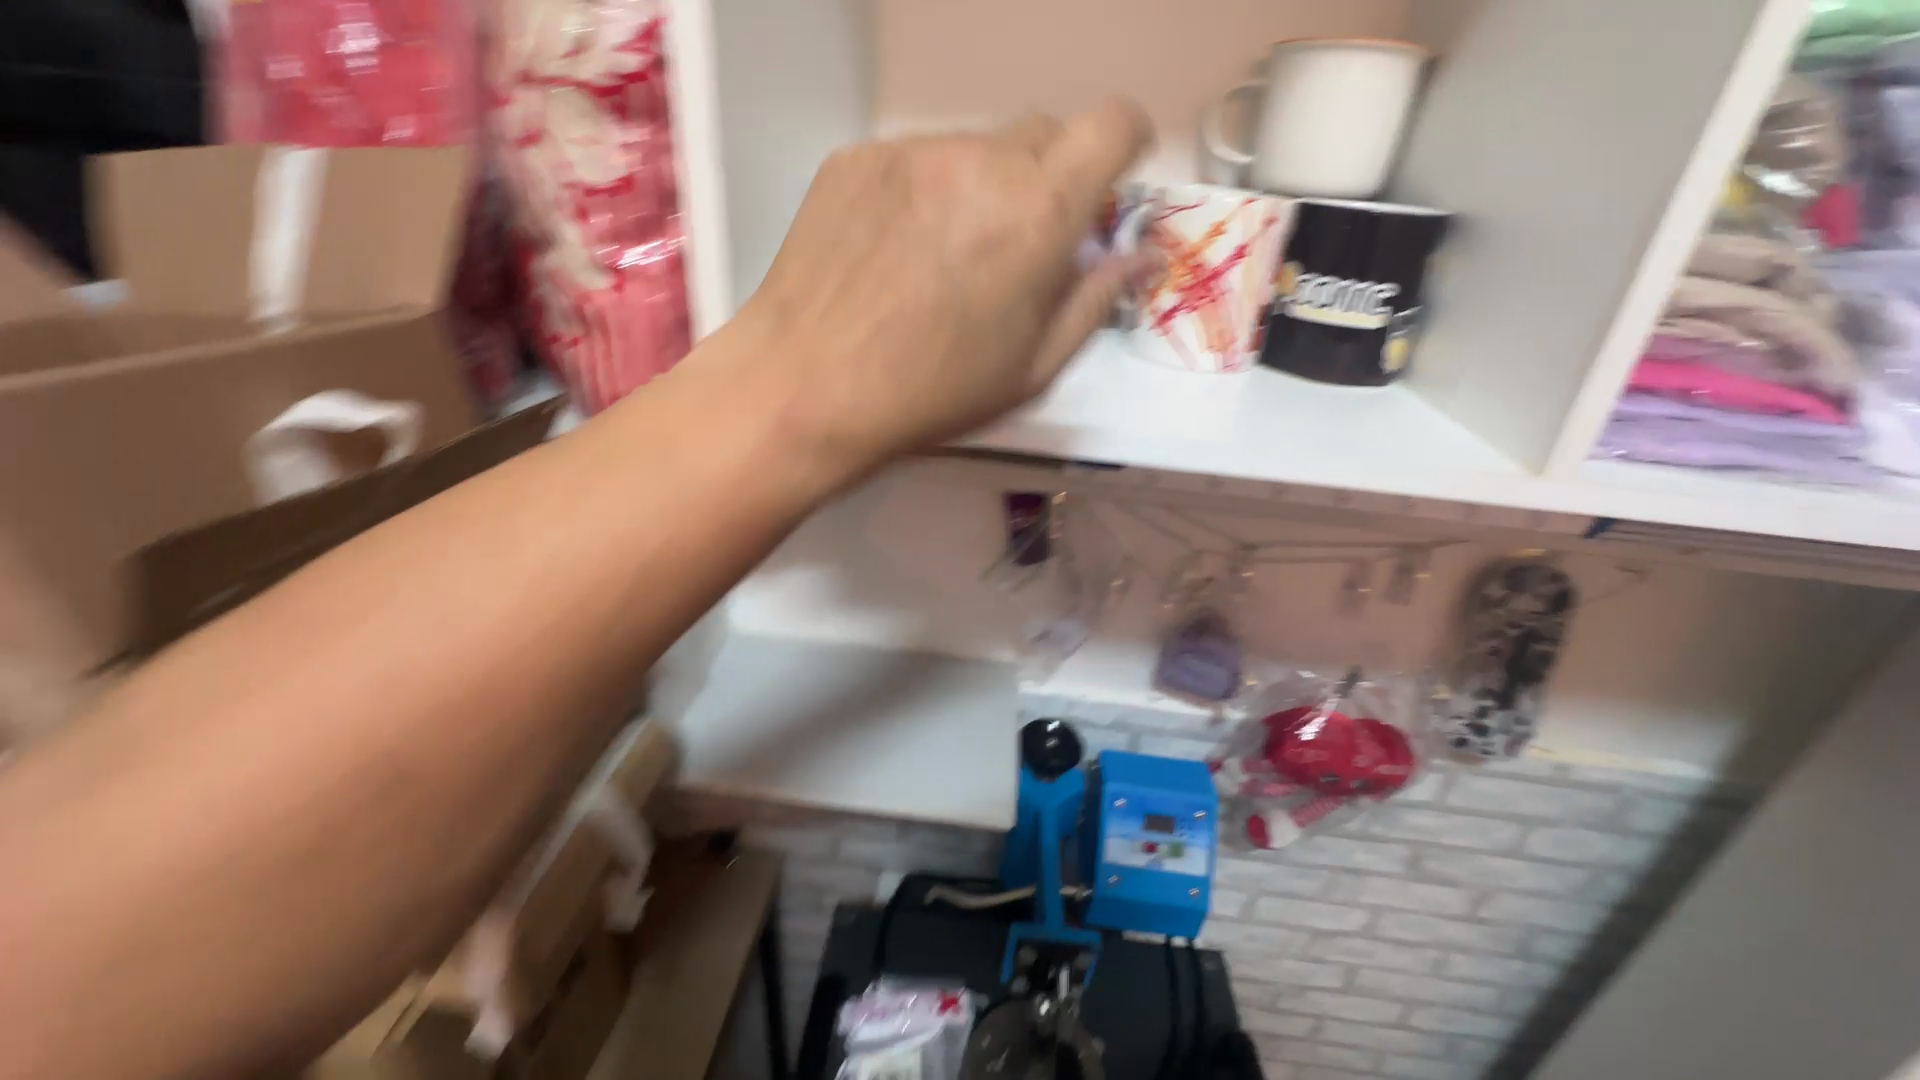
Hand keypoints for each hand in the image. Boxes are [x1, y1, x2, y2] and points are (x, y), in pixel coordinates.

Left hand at [716, 100, 1153, 478]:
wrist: (806, 386)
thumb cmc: (931, 393)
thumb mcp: (1032, 368)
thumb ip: (1095, 299)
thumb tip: (1140, 255)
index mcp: (1036, 211)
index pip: (1111, 124)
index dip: (1125, 144)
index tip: (1111, 182)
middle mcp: (978, 160)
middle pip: (1043, 134)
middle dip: (1052, 178)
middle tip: (1022, 242)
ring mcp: (911, 152)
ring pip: (976, 146)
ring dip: (985, 186)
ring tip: (946, 256)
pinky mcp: (857, 157)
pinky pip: (917, 158)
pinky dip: (928, 191)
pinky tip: (896, 250)